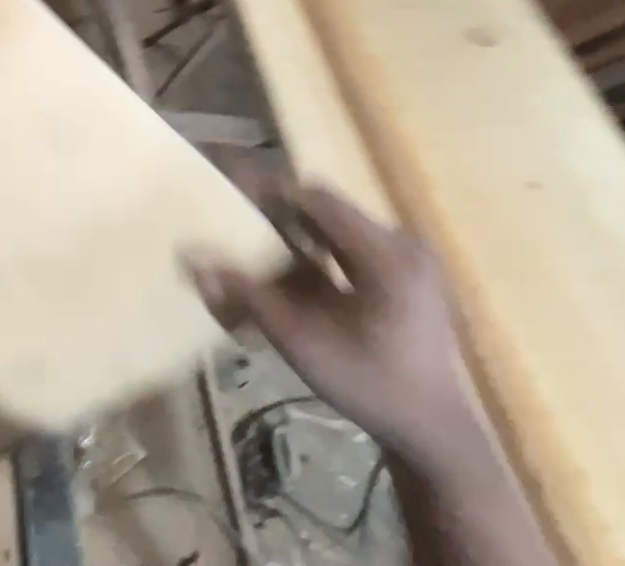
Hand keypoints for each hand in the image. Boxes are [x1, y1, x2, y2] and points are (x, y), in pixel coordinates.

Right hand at [182, 179, 480, 466]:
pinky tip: (284, 274)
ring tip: (248, 246)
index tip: (221, 189)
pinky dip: (309, 250)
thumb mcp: (300, 340)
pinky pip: (345, 245)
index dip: (264, 188)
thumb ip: (244, 294)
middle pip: (321, 207)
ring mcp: (405, 260)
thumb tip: (187, 255)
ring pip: (330, 225)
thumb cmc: (370, 384)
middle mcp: (401, 246)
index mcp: (386, 255)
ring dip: (288, 230)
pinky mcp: (402, 277)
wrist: (436, 435)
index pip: (313, 196)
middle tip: (227, 220)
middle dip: (271, 211)